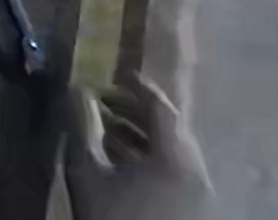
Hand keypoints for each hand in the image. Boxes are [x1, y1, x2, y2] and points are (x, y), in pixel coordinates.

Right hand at [68, 76, 207, 219]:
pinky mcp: (194, 213)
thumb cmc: (111, 219)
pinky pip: (177, 173)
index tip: (116, 73)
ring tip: (108, 128)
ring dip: (142, 133)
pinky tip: (122, 160)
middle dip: (137, 110)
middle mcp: (197, 176)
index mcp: (176, 160)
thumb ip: (81, 122)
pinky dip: (151, 156)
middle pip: (172, 128)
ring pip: (175, 152)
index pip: (162, 108)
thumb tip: (76, 88)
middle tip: (105, 100)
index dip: (138, 86)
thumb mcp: (87, 167)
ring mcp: (200, 199)